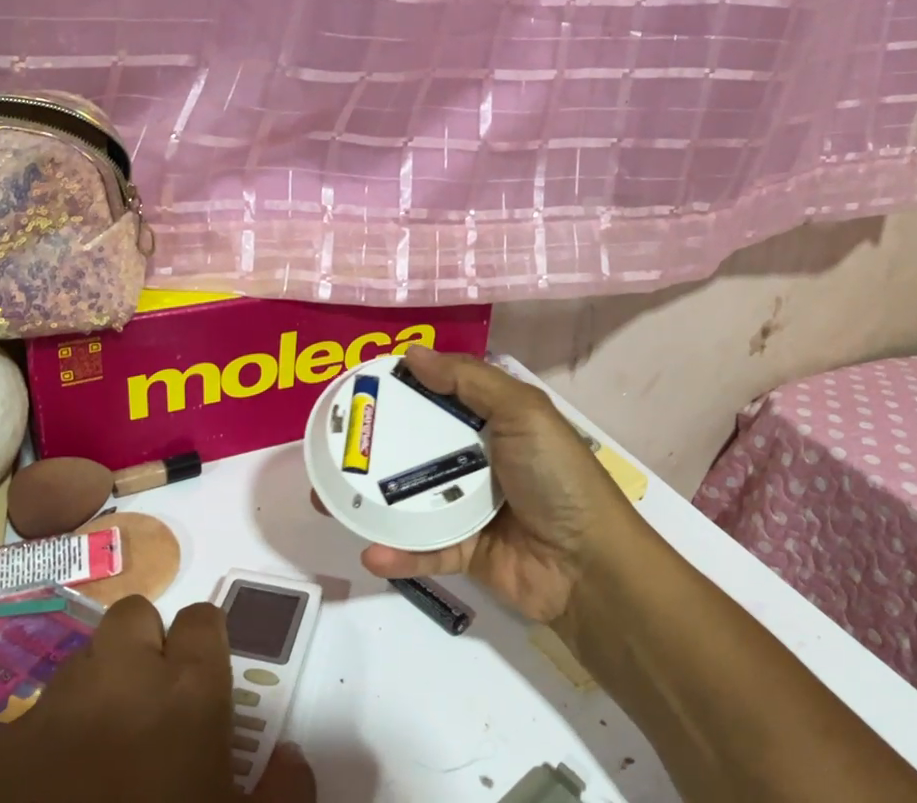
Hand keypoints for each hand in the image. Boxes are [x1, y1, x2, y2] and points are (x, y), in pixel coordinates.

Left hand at [0, 596, 313, 802]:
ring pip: (83, 658)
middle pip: (134, 614)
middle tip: (153, 694)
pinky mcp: (7, 739)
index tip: (204, 673)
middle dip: (146, 641)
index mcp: (189, 688)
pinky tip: (59, 773)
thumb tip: (292, 756)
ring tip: (104, 736)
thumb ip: (286, 787)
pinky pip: (35, 709)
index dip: (205, 641)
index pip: (202, 618)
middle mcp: (123, 674)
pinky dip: (52, 729)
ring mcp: (58, 701)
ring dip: (99, 682)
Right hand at [349, 346, 636, 622]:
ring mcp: (467, 508)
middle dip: (369, 449)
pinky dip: (398, 553)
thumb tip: (412, 352)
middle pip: (413, 449)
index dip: (400, 390)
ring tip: (326, 500)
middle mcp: (476, 460)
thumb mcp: (522, 412)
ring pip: (407, 501)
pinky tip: (372, 551)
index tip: (357, 388)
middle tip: (327, 447)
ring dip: (368, 502)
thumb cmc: (557, 477)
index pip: (437, 398)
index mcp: (492, 422)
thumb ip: (469, 381)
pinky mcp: (464, 552)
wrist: (590, 564)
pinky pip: (423, 550)